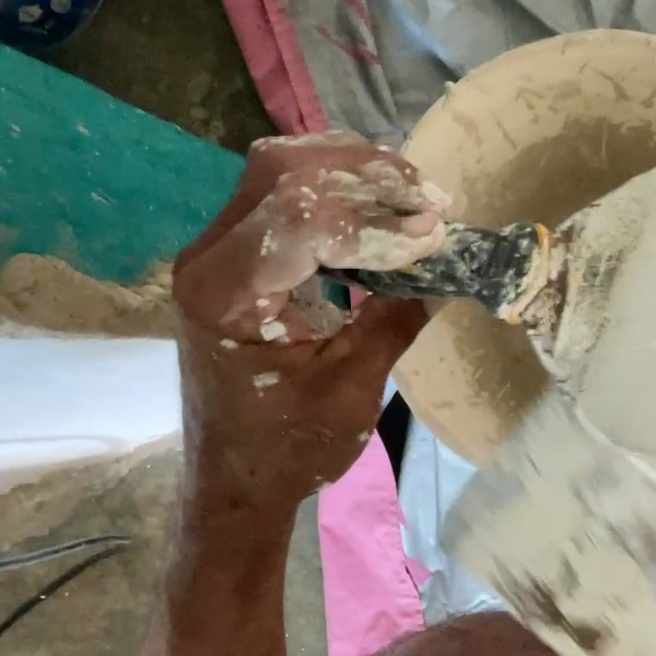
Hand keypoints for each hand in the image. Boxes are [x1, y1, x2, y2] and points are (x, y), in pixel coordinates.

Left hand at [172, 131, 451, 509]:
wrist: (238, 483)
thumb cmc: (289, 450)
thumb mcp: (351, 388)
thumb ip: (395, 320)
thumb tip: (448, 268)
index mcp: (225, 295)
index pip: (299, 220)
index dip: (373, 220)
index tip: (434, 235)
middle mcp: (208, 258)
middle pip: (281, 173)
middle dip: (364, 176)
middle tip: (431, 198)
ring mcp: (216, 254)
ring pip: (278, 173)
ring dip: (350, 174)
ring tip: (412, 194)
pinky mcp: (234, 260)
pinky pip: (280, 200)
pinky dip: (334, 195)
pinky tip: (378, 208)